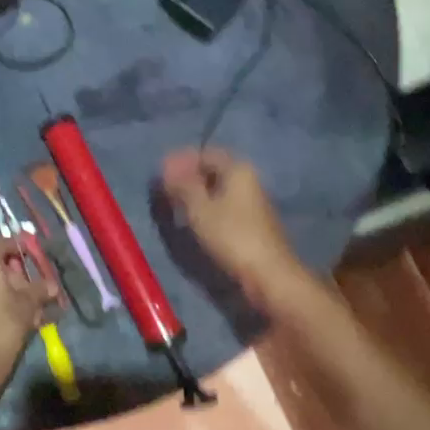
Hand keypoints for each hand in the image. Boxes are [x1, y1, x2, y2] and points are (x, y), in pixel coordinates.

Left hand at [0, 240, 46, 382]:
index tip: (36, 254)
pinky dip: (3, 303)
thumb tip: (53, 285)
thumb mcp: (28, 305)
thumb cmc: (4, 326)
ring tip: (36, 311)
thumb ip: (41, 290)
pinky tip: (21, 320)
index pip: (2, 243)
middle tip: (40, 290)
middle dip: (21, 277)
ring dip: (15, 294)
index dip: (20, 246)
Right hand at [160, 148, 301, 296]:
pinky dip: (205, 207)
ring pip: (217, 190)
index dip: (181, 161)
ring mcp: (251, 202)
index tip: (160, 172)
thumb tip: (166, 166)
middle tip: (163, 189)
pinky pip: (223, 206)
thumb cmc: (231, 236)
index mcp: (238, 170)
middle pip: (212, 171)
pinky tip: (192, 219)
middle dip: (187, 177)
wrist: (268, 275)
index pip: (205, 154)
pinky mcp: (251, 222)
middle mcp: (248, 180)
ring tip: (173, 205)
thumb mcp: (199, 208)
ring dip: (195, 194)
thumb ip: (182, 185)